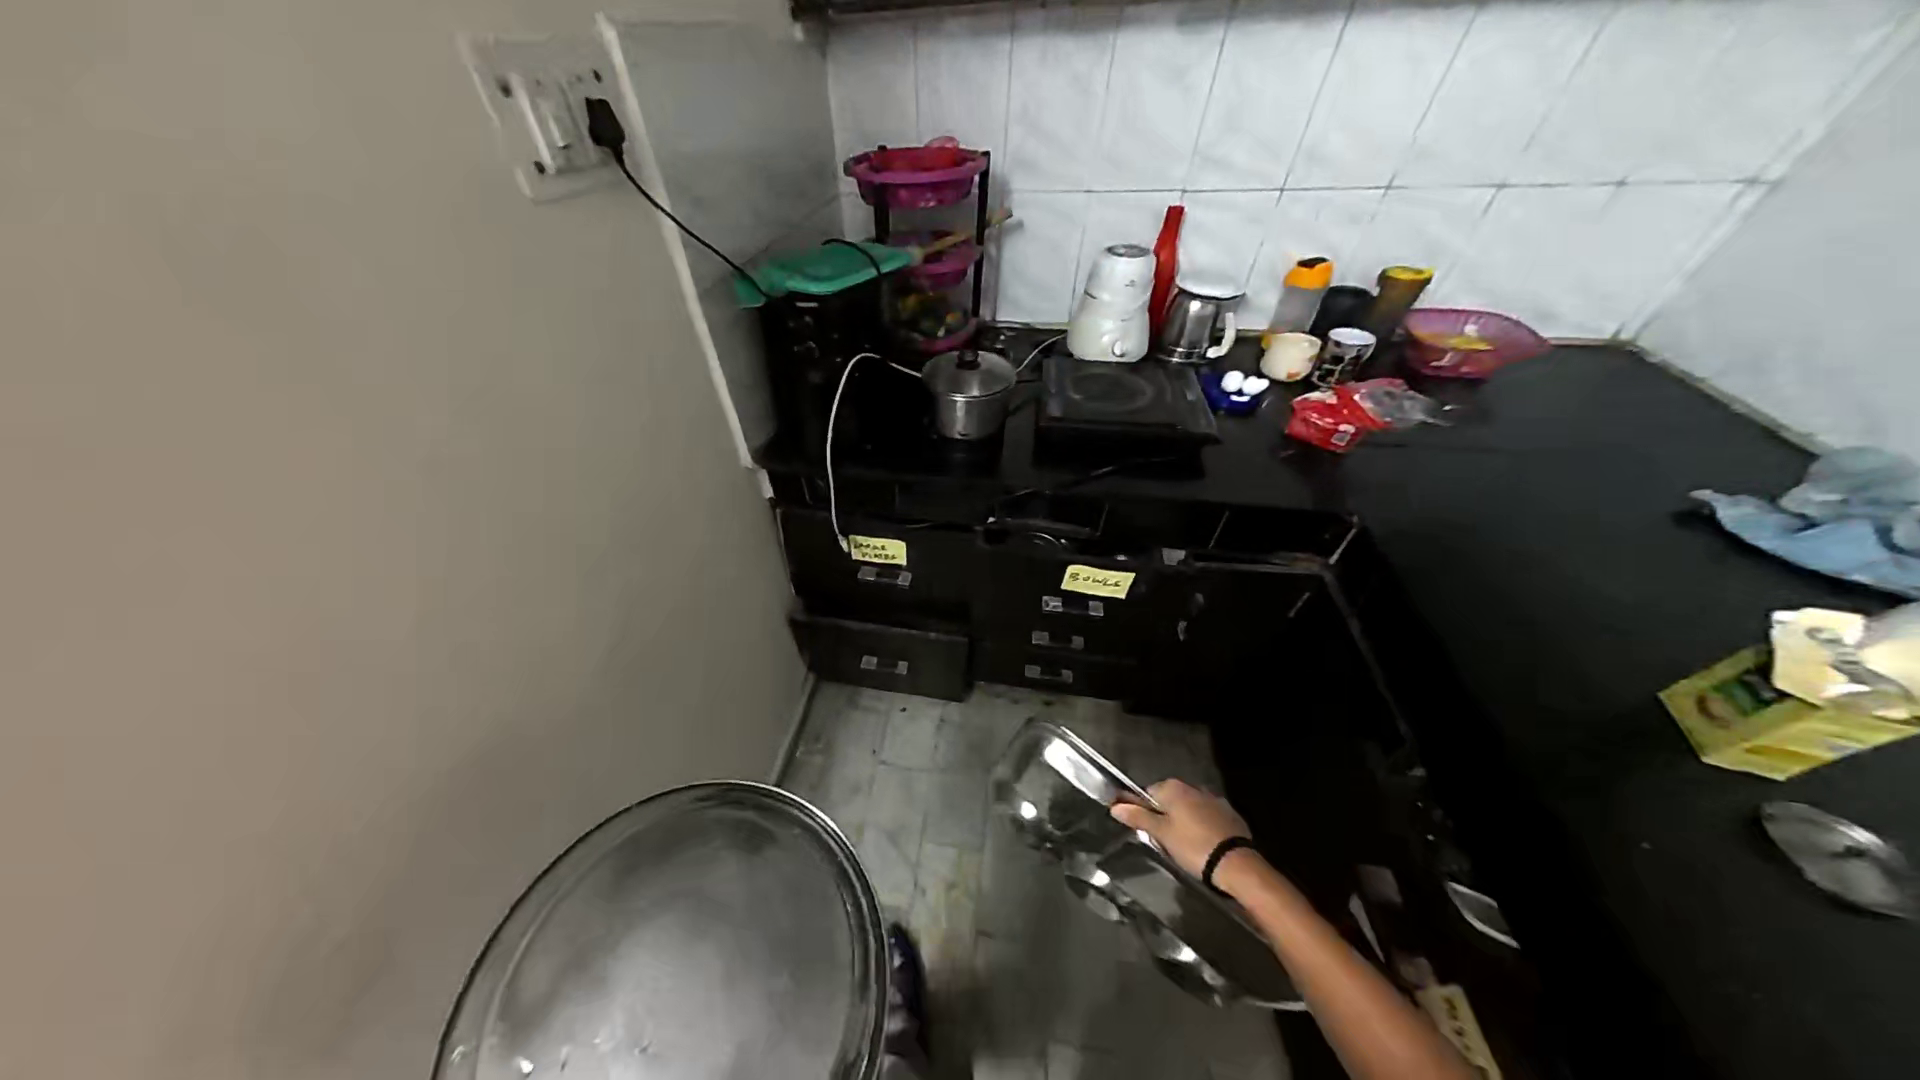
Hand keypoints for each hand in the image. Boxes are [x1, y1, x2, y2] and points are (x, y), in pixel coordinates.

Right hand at [1110, 779, 1251, 880]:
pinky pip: (1208, 817)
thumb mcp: (1161, 834)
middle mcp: (1194, 787)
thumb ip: (1138, 817)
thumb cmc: (1193, 846)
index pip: (1148, 793)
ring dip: (1184, 821)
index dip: (1144, 811)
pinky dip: (1202, 826)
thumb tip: (1115, 806)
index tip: (1147, 831)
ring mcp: (1214, 799)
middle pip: (1169, 800)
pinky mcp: (1230, 814)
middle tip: (1164, 842)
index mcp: (1174, 788)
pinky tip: (1204, 844)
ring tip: (1185, 846)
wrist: (1237, 864)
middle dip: (1165, 817)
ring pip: (1190, 808)